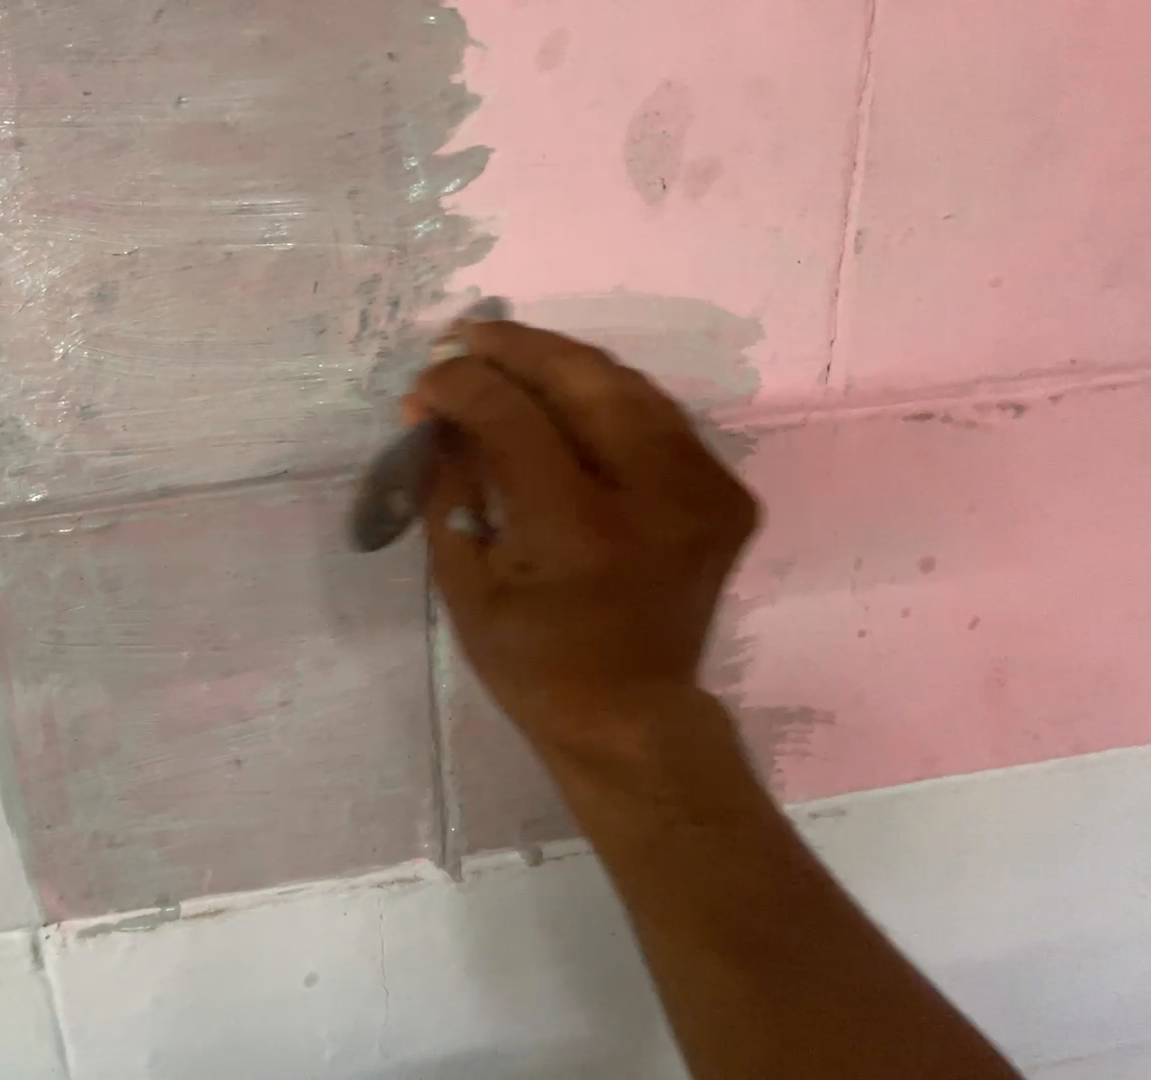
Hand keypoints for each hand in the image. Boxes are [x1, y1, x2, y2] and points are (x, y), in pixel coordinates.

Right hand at [405, 320, 758, 731]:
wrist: (627, 710)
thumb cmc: (526, 658)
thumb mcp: (463, 579)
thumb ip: (450, 483)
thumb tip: (434, 410)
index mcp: (577, 533)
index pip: (514, 418)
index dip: (462, 386)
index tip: (424, 382)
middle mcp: (655, 498)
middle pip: (584, 378)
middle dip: (514, 347)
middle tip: (461, 338)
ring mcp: (704, 491)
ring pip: (627, 384)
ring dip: (557, 359)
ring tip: (501, 352)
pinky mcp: (726, 493)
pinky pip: (654, 414)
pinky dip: (599, 392)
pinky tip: (557, 392)